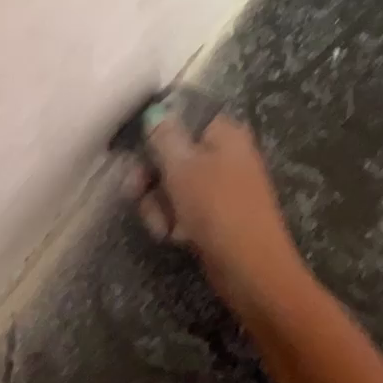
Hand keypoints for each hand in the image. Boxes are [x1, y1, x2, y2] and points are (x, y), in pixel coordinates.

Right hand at [126, 109, 303, 295]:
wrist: (251, 270)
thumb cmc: (217, 208)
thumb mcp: (182, 165)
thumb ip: (163, 135)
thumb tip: (155, 112)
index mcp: (224, 134)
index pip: (183, 116)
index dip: (155, 130)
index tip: (132, 146)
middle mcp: (224, 155)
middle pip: (172, 153)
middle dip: (150, 176)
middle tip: (133, 191)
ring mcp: (220, 188)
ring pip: (172, 184)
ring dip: (158, 204)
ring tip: (161, 225)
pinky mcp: (214, 216)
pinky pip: (183, 209)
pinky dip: (173, 220)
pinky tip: (173, 236)